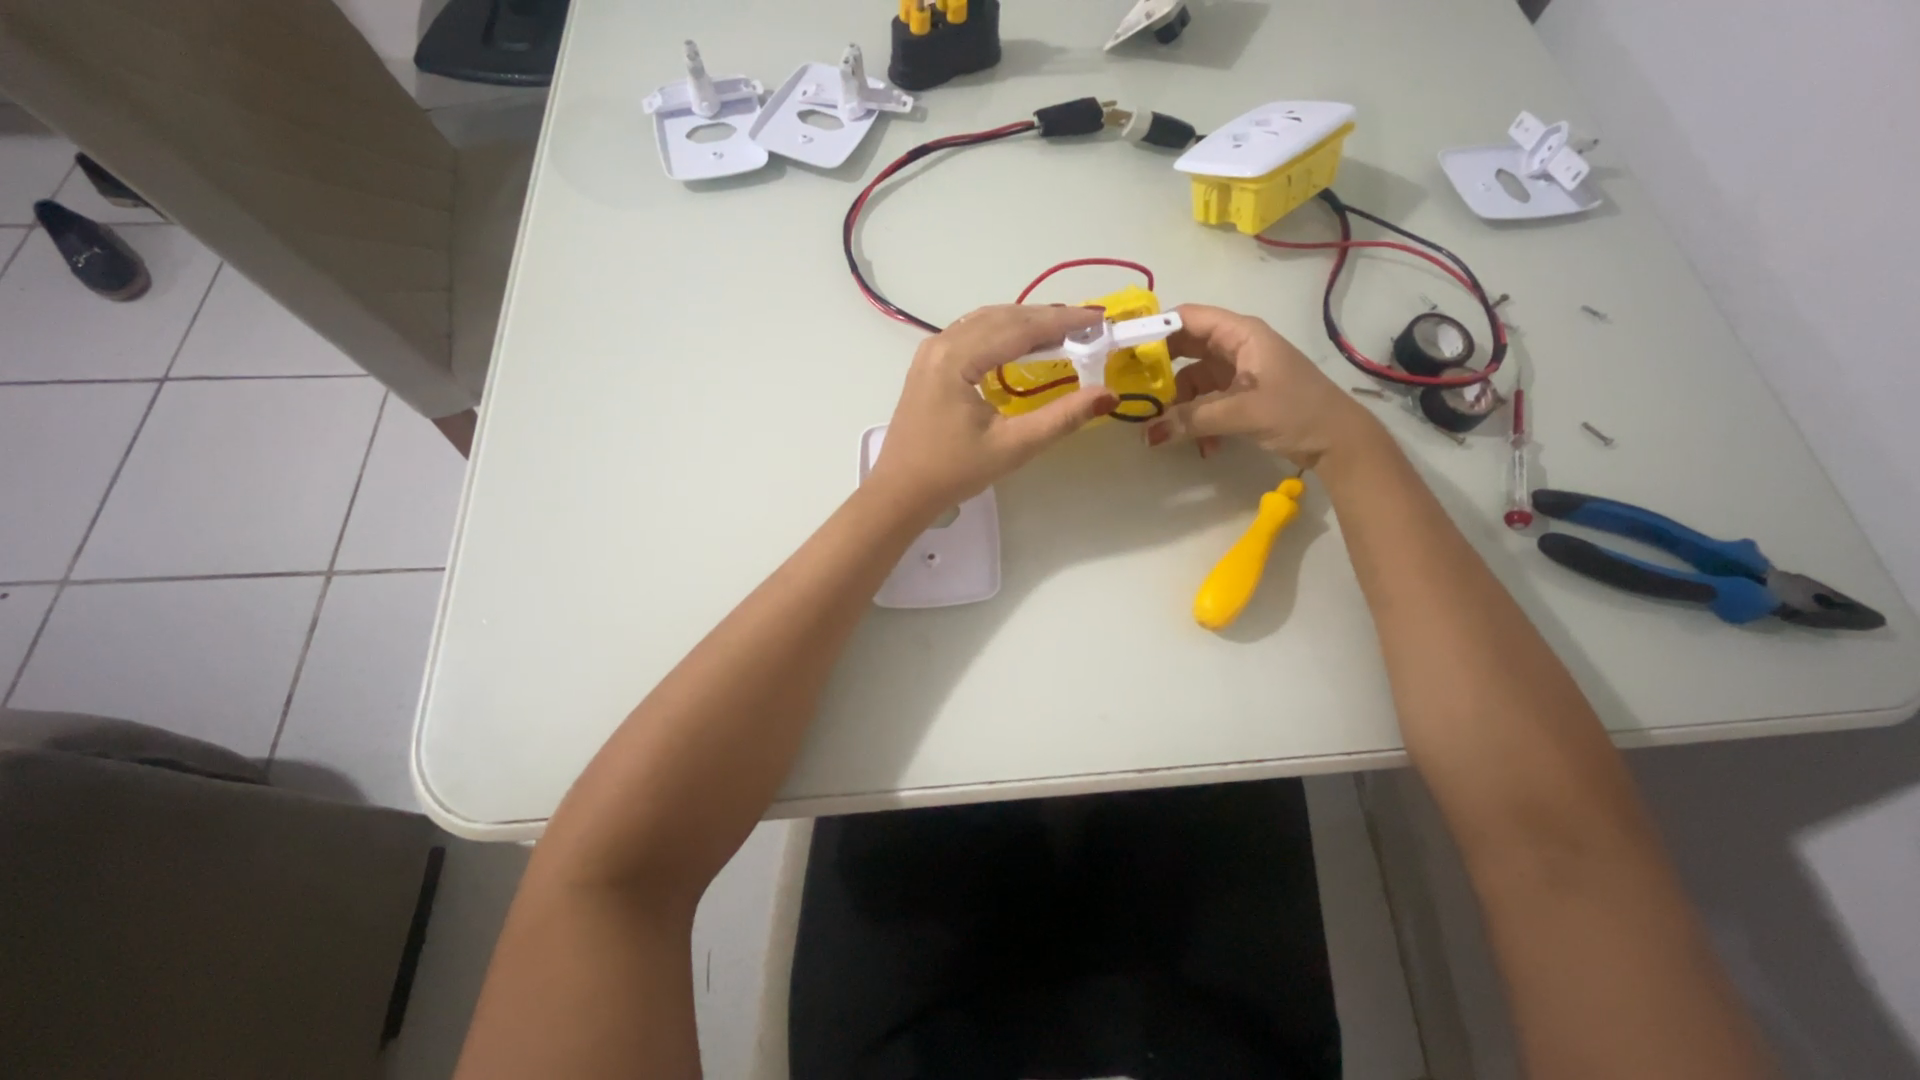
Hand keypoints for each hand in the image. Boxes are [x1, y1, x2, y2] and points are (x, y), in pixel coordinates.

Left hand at [868, 305, 1118, 514]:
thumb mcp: (1013, 447)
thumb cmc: (954, 471)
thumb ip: (1062, 418)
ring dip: (1026, 322)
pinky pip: (973, 333)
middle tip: (1088, 324)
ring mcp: (932, 351)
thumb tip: (1107, 395)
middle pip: (1002, 317)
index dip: (1062, 321)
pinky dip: (1004, 331)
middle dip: (1047, 318)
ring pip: (986, 321)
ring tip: (1064, 329)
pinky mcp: (930, 363)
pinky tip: (1024, 342)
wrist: (901, 491)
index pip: (1019, 328)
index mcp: (956, 358)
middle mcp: (941, 344)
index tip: (1098, 319)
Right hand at [1145, 304, 1377, 469]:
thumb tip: (1148, 434)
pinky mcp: (1243, 394)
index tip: (1122, 349)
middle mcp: (1237, 345)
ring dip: (1181, 405)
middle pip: (1185, 348)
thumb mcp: (1241, 413)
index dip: (1154, 329)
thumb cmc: (1296, 412)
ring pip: (1194, 379)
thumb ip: (1192, 420)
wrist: (1340, 442)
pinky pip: (1208, 401)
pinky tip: (1201, 445)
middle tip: (1132, 390)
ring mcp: (1240, 370)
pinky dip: (1199, 419)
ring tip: (1169, 430)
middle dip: (1160, 372)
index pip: (1187, 318)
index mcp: (1241, 333)